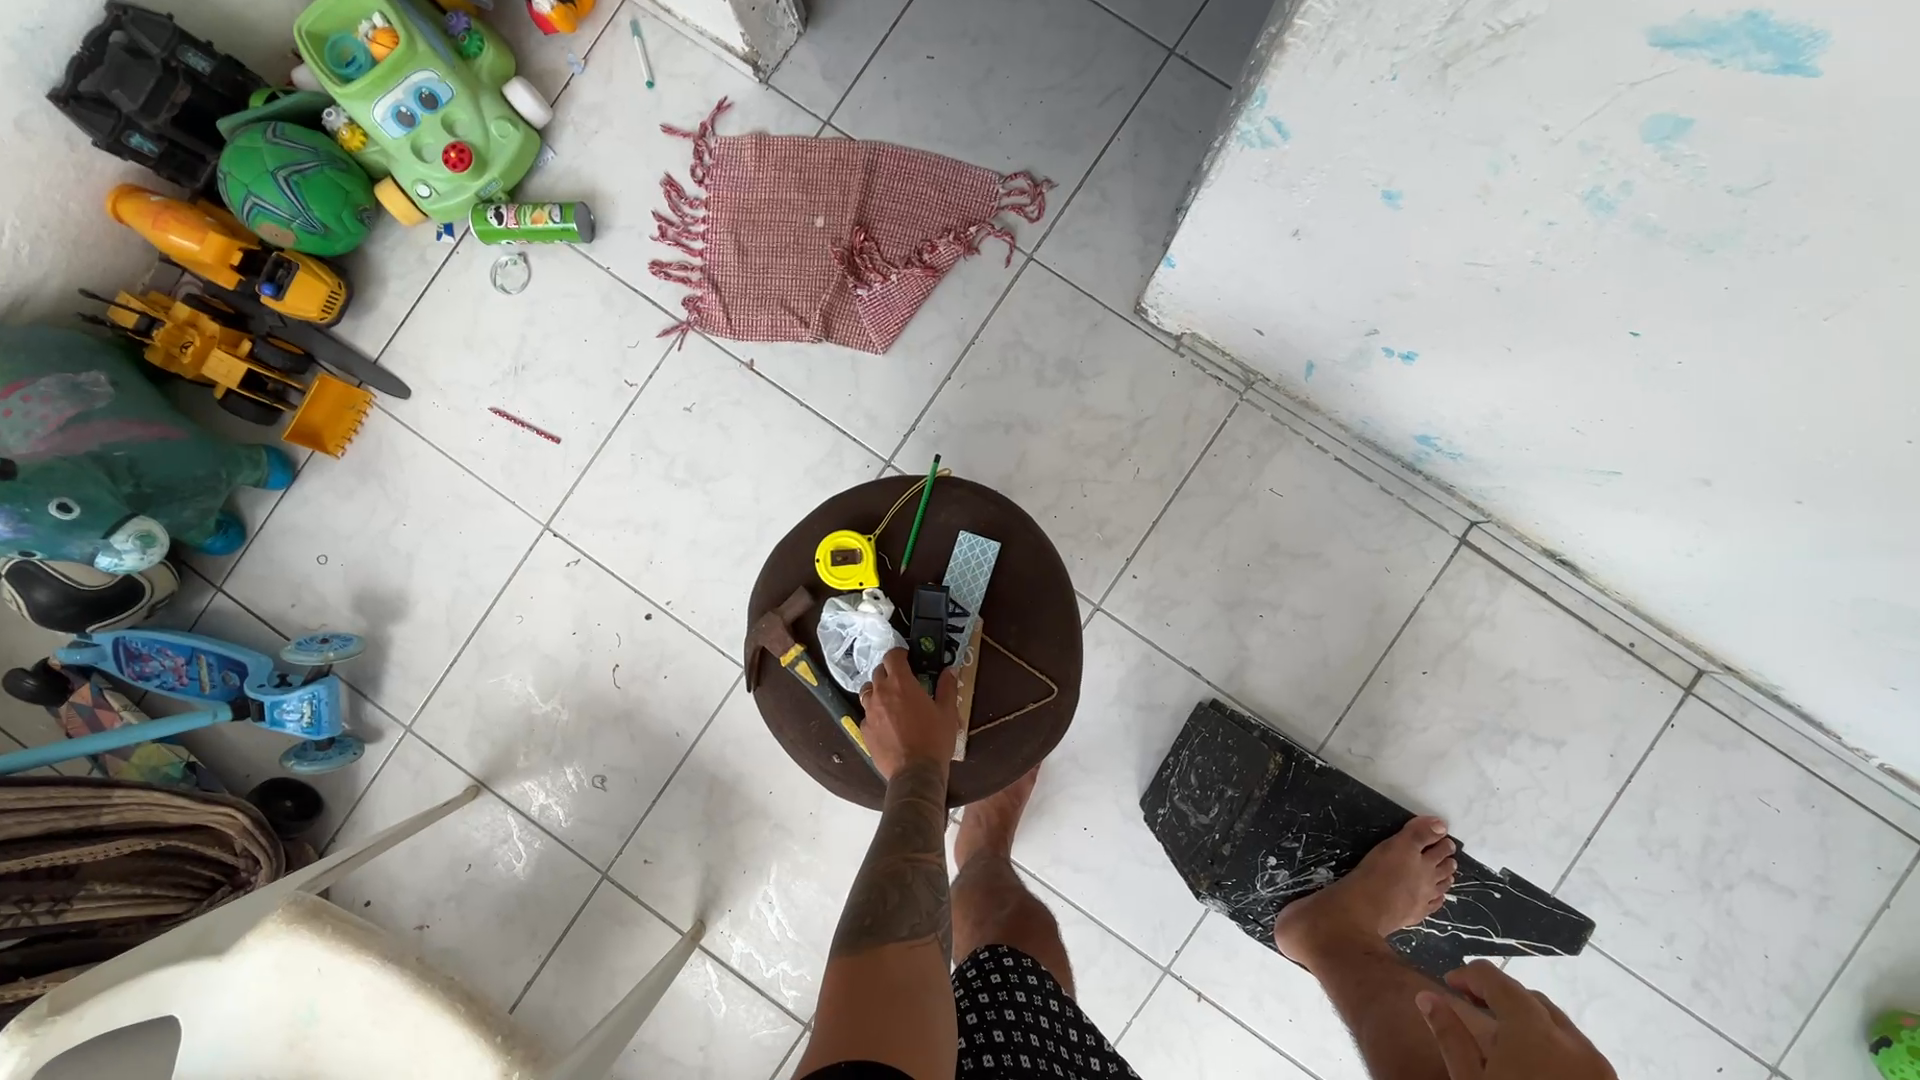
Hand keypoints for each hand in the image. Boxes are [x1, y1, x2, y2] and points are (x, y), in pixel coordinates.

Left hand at [858, 649, 958, 779]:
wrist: (915, 773)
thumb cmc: (934, 739)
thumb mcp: (947, 712)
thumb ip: (947, 687)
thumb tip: (950, 669)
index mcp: (901, 683)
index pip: (892, 656)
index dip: (899, 654)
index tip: (908, 658)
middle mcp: (881, 693)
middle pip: (878, 671)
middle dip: (889, 672)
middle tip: (903, 681)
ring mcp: (869, 712)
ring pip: (868, 691)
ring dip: (878, 690)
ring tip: (891, 700)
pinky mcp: (864, 730)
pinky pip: (866, 714)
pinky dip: (875, 713)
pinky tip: (886, 723)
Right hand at [1418, 960, 1616, 1079]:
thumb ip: (1450, 1034)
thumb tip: (1427, 998)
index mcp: (1533, 1031)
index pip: (1497, 980)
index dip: (1468, 975)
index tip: (1448, 986)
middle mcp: (1573, 1040)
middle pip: (1528, 996)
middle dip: (1497, 995)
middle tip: (1468, 1007)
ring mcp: (1598, 1066)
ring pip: (1555, 1022)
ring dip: (1524, 1018)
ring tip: (1499, 1040)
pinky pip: (1575, 1048)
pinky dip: (1548, 1042)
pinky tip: (1529, 1066)